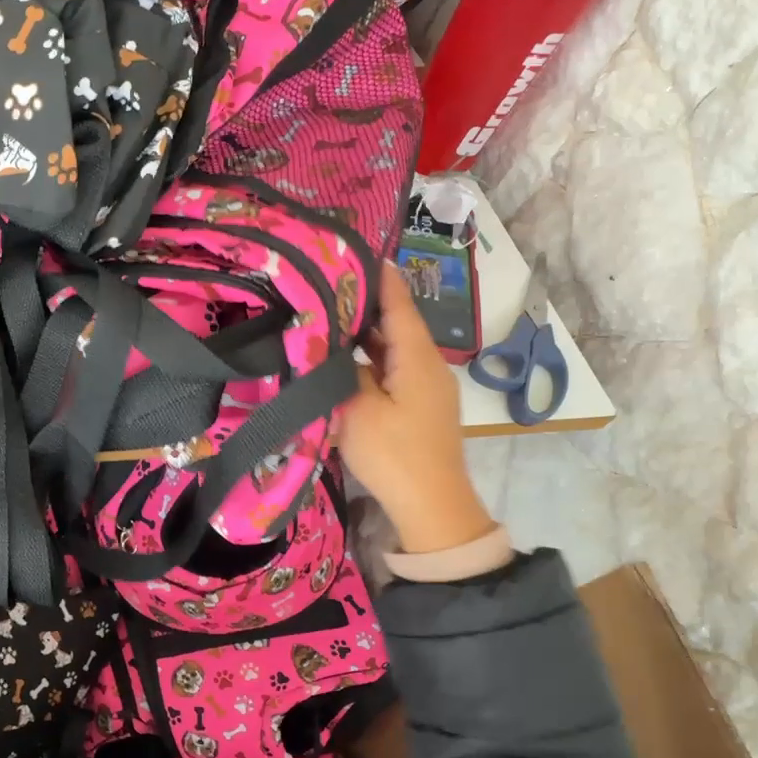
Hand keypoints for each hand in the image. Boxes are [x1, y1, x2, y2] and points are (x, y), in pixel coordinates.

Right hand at [336, 259, 494, 554]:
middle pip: (396, 323)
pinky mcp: (418, 406)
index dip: (379, 279)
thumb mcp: (357, 408)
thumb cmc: (393, 453)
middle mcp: (427, 364)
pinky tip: (343, 358)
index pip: (397, 305)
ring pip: (393, 347)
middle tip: (326, 284)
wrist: (431, 505)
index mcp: (417, 357)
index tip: (358, 251)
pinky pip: (392, 368)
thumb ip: (344, 369)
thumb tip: (333, 345)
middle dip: (365, 303)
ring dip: (364, 333)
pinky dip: (369, 357)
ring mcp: (426, 386)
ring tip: (327, 315)